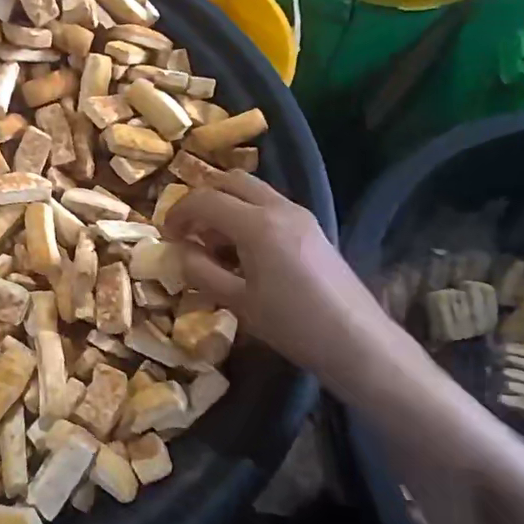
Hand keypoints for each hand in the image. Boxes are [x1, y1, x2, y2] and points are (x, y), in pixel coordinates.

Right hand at [162, 172, 390, 383]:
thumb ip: (201, 270)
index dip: (178, 213)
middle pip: (230, 181)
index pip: (204, 200)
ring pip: (252, 190)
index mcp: (257, 225)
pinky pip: (269, 206)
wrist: (358, 342)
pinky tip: (242, 251)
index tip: (166, 236)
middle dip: (202, 199)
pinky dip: (246, 214)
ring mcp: (300, 215)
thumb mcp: (237, 301)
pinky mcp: (312, 228)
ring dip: (225, 205)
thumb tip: (181, 252)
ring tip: (213, 243)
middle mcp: (279, 208)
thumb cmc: (292, 324)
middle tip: (188, 230)